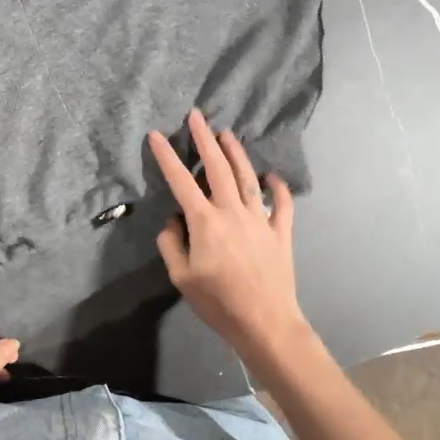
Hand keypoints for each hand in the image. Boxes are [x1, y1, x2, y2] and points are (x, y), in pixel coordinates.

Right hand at [149, 109, 316, 378]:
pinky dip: (279, 187)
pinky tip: (272, 176)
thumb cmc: (218, 302)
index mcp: (205, 222)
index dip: (167, 157)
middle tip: (196, 115)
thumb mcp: (180, 277)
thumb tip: (174, 220)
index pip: (182, 181)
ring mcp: (261, 220)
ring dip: (237, 153)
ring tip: (227, 133)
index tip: (157, 135)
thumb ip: (171, 243)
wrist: (266, 323)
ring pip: (248, 178)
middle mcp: (233, 212)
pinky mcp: (281, 233)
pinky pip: (282, 204)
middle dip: (205, 139)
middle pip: (218, 168)